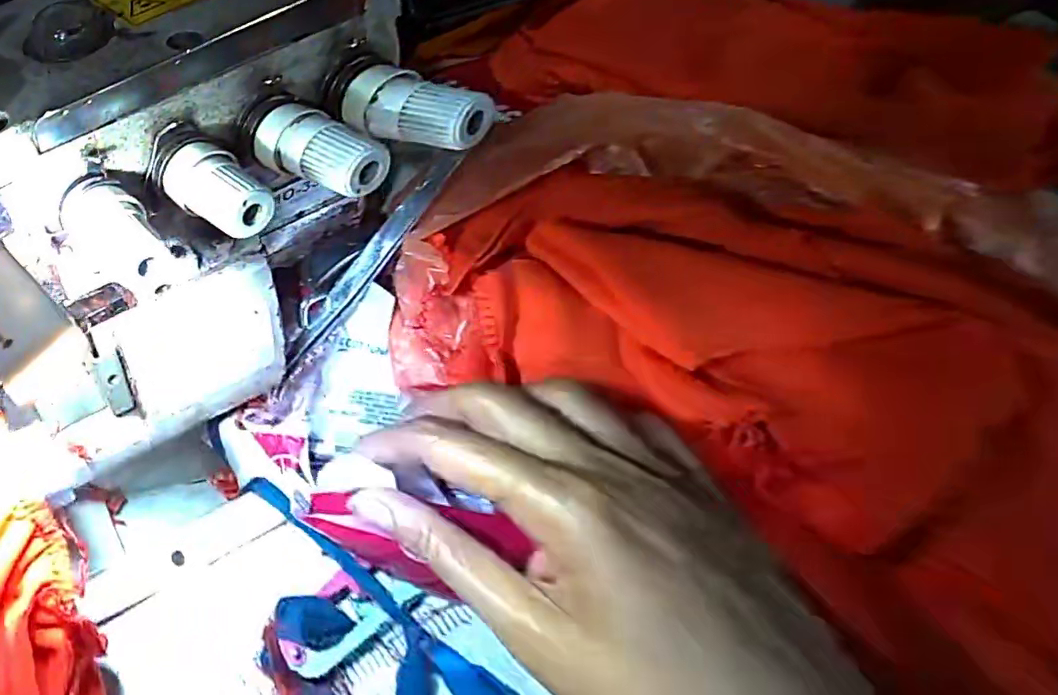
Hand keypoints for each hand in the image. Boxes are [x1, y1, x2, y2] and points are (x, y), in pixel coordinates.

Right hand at [351, 382, 867, 694]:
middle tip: (403, 434)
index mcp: (563, 502)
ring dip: (507, 400)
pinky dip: (583, 413)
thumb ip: (448, 555)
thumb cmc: (647, 691)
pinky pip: (632, 418)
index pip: (453, 445)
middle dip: (438, 406)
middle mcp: (606, 463)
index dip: (395, 443)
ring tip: (478, 427)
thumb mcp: (533, 636)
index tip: (359, 458)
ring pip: (563, 392)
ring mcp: (659, 467)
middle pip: (500, 400)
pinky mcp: (699, 483)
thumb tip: (372, 499)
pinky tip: (570, 437)